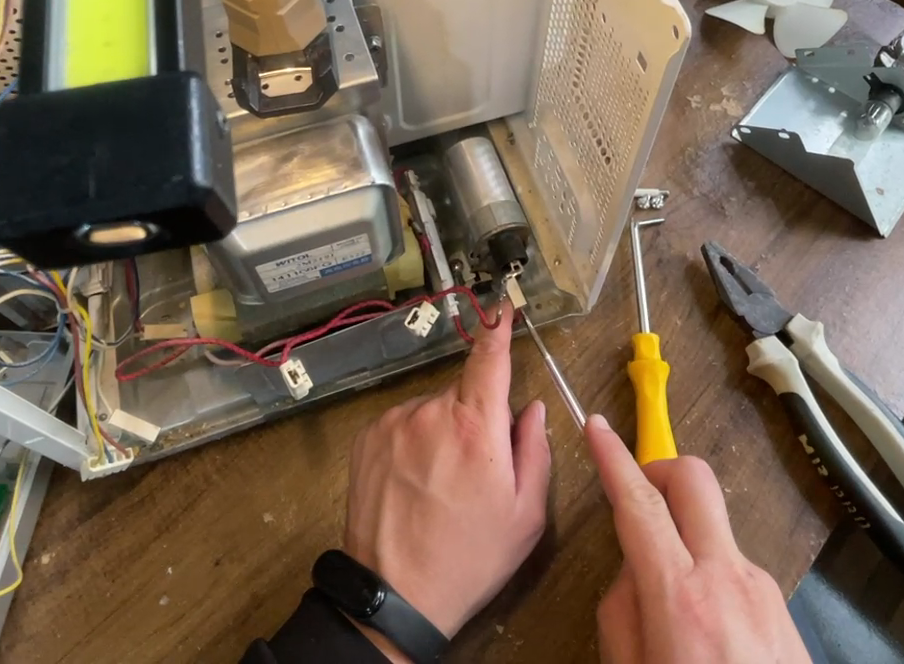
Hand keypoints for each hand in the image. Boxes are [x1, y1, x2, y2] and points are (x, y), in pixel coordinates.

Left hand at [343, 296, 550, 656]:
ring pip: (433, 408)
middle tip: (477, 468)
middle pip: (464, 391)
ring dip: (442, 430)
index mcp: (476, 426)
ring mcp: (394, 421)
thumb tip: (532, 407)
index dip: (499, 328)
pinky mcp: (368, 435)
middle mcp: (432, 411)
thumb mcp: (525, 514)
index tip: (503, 308)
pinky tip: (414, 481)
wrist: (393, 595)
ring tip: (439, 484)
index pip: (490, 358)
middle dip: (476, 416)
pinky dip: (414, 440)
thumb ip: (535, 450)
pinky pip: (404, 422)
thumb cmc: (469, 557)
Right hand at [586, 415, 811, 663]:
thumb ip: (622, 611)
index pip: (638, 502)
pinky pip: (734, 568)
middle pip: (695, 479)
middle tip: (637, 494)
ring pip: (714, 528)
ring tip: (668, 606)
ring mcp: (763, 590)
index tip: (596, 426)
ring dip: (684, 536)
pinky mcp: (784, 610)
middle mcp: (726, 576)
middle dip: (660, 468)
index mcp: (679, 594)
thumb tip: (633, 569)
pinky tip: (704, 632)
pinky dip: (709, 574)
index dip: (612, 457)